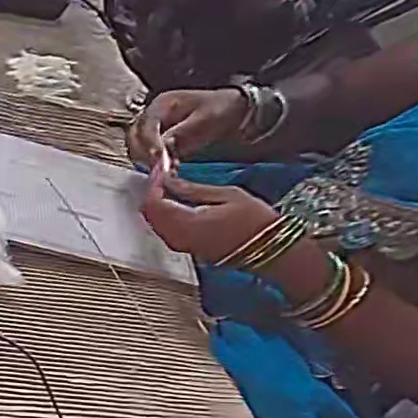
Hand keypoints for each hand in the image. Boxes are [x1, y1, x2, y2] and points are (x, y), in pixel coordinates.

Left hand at [140, 172, 279, 264]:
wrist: (268, 248)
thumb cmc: (254, 220)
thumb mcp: (226, 195)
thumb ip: (192, 189)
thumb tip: (169, 180)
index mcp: (186, 224)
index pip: (154, 202)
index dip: (154, 183)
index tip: (161, 169)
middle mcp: (177, 237)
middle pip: (149, 213)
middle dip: (153, 191)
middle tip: (164, 174)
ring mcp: (179, 245)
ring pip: (154, 221)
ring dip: (157, 202)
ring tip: (169, 183)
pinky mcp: (184, 248)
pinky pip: (163, 229)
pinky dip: (163, 214)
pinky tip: (174, 201)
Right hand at [142, 88, 248, 158]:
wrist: (232, 111)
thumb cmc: (221, 110)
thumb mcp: (204, 119)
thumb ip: (181, 134)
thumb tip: (162, 148)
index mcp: (162, 104)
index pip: (146, 127)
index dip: (150, 144)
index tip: (159, 159)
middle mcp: (152, 116)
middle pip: (134, 139)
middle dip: (145, 154)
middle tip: (161, 167)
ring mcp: (152, 130)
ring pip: (137, 149)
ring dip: (148, 160)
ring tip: (167, 168)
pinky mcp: (156, 142)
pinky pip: (146, 155)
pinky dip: (153, 163)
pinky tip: (168, 167)